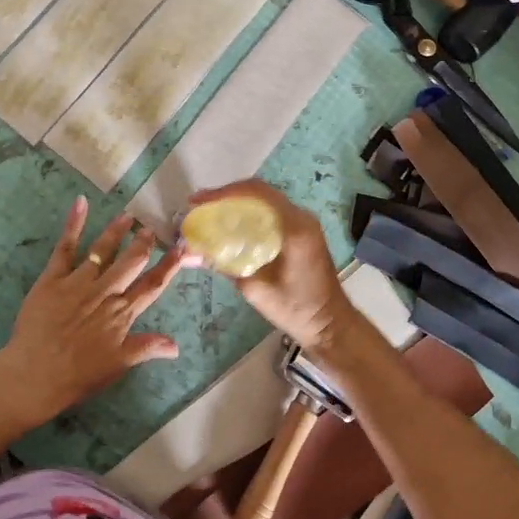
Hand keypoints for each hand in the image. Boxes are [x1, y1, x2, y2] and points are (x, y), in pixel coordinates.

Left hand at [0, 196, 185, 417]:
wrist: (36, 375)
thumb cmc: (79, 375)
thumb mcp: (118, 365)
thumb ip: (146, 348)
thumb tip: (177, 345)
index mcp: (123, 313)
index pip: (152, 285)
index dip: (169, 266)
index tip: (182, 248)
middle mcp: (106, 292)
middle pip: (130, 261)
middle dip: (142, 243)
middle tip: (150, 228)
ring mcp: (79, 282)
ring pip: (103, 250)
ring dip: (116, 231)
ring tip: (127, 216)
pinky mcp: (54, 277)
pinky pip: (66, 247)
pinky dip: (73, 223)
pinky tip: (81, 203)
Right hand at [188, 180, 364, 354]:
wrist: (331, 326)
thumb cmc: (296, 309)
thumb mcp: (255, 289)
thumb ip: (223, 266)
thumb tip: (186, 253)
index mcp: (294, 227)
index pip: (256, 193)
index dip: (224, 193)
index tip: (198, 201)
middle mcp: (301, 217)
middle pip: (259, 192)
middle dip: (226, 195)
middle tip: (200, 206)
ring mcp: (304, 223)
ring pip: (265, 200)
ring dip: (237, 203)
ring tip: (210, 213)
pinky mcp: (302, 231)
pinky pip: (271, 212)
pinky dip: (249, 213)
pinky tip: (232, 225)